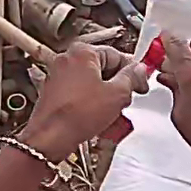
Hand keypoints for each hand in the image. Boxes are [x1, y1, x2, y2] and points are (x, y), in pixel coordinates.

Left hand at [18, 43, 149, 160]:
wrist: (50, 138)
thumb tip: (139, 70)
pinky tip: (100, 121)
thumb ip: (132, 78)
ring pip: (93, 84)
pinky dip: (92, 106)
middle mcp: (67, 60)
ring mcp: (59, 77)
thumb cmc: (77, 114)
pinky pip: (81, 96)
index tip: (140, 84)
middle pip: (104, 69)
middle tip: (126, 101)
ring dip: (107, 99)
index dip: (132, 72)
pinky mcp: (55, 94)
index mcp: (82, 52)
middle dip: (118, 87)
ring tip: (113, 115)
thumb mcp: (117, 94)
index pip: (117, 55)